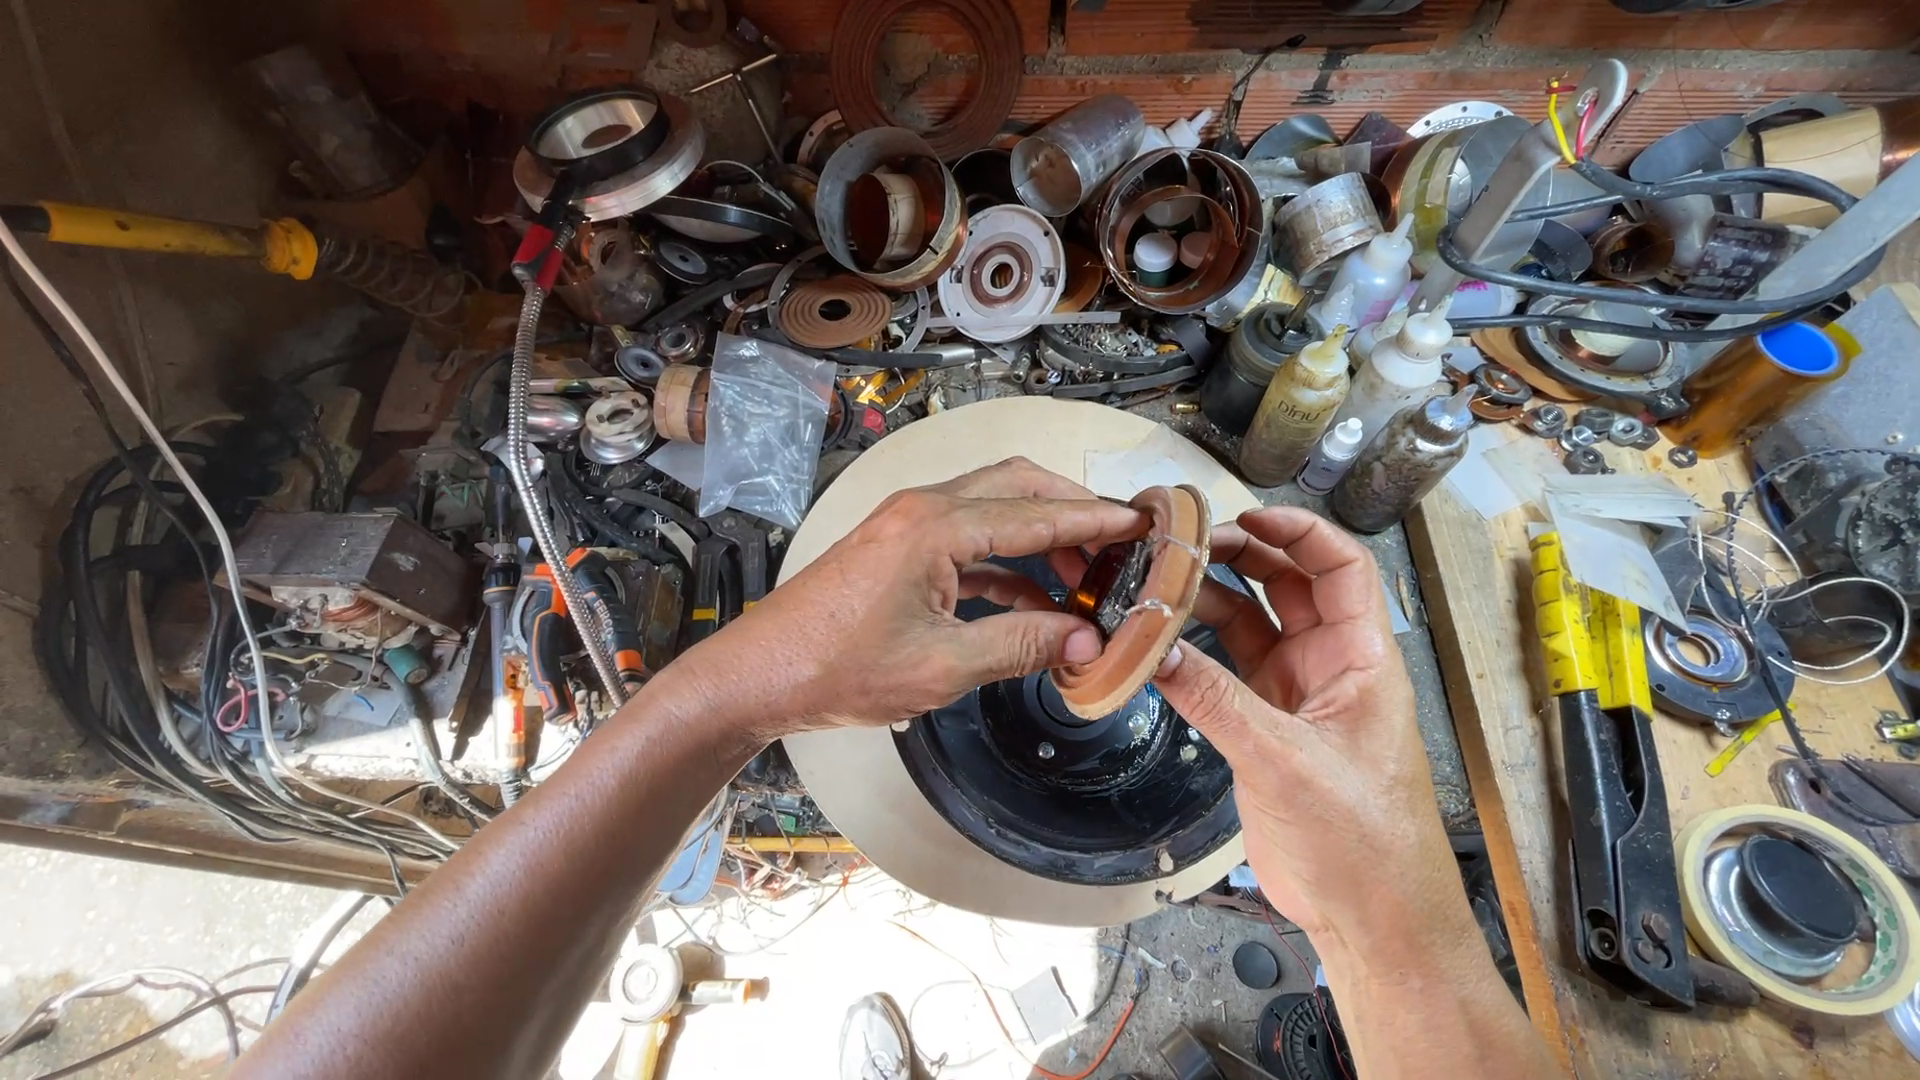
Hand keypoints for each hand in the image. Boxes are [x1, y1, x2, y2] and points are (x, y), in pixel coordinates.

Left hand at [665, 458, 1146, 741]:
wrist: (758, 675)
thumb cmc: (842, 669)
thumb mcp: (941, 667)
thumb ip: (1019, 646)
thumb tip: (1086, 642)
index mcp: (937, 525)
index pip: (1037, 513)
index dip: (1096, 521)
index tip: (1144, 523)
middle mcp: (925, 508)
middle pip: (1017, 486)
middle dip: (1072, 511)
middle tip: (1117, 547)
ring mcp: (907, 524)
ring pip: (994, 509)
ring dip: (1040, 537)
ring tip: (1084, 580)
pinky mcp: (898, 548)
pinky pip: (968, 542)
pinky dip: (1006, 564)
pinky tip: (1033, 602)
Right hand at [1149, 507, 1458, 944]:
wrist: (1367, 916)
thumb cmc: (1361, 841)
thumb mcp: (1284, 760)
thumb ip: (1214, 700)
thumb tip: (1153, 649)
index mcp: (1362, 660)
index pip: (1342, 569)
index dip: (1300, 533)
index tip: (1246, 517)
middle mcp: (1329, 666)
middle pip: (1289, 586)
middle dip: (1244, 557)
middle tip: (1189, 545)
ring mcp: (1295, 694)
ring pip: (1254, 623)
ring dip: (1215, 599)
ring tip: (1168, 581)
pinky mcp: (1265, 723)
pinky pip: (1229, 667)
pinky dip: (1198, 648)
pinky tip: (1165, 637)